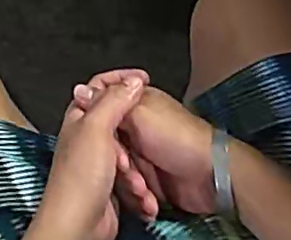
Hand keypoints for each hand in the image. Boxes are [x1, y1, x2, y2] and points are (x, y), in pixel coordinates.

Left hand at [28, 74, 143, 239]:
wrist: (79, 223)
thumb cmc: (83, 172)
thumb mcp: (98, 128)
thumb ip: (114, 102)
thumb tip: (132, 80)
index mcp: (81, 114)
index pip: (102, 87)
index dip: (122, 79)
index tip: (146, 78)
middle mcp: (88, 134)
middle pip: (121, 126)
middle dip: (136, 142)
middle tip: (142, 156)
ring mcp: (99, 162)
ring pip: (131, 158)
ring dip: (140, 174)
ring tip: (138, 187)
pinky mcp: (110, 187)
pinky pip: (132, 183)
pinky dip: (140, 193)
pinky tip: (143, 203)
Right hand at [77, 73, 222, 216]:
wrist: (210, 175)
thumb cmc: (173, 137)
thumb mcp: (138, 114)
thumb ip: (109, 103)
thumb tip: (79, 89)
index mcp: (131, 103)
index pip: (101, 105)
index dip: (96, 120)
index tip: (96, 134)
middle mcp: (134, 126)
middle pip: (107, 139)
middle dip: (114, 157)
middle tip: (125, 168)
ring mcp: (142, 153)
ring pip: (118, 165)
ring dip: (127, 180)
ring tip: (142, 189)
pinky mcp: (150, 177)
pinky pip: (131, 184)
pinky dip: (138, 195)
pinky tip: (146, 200)